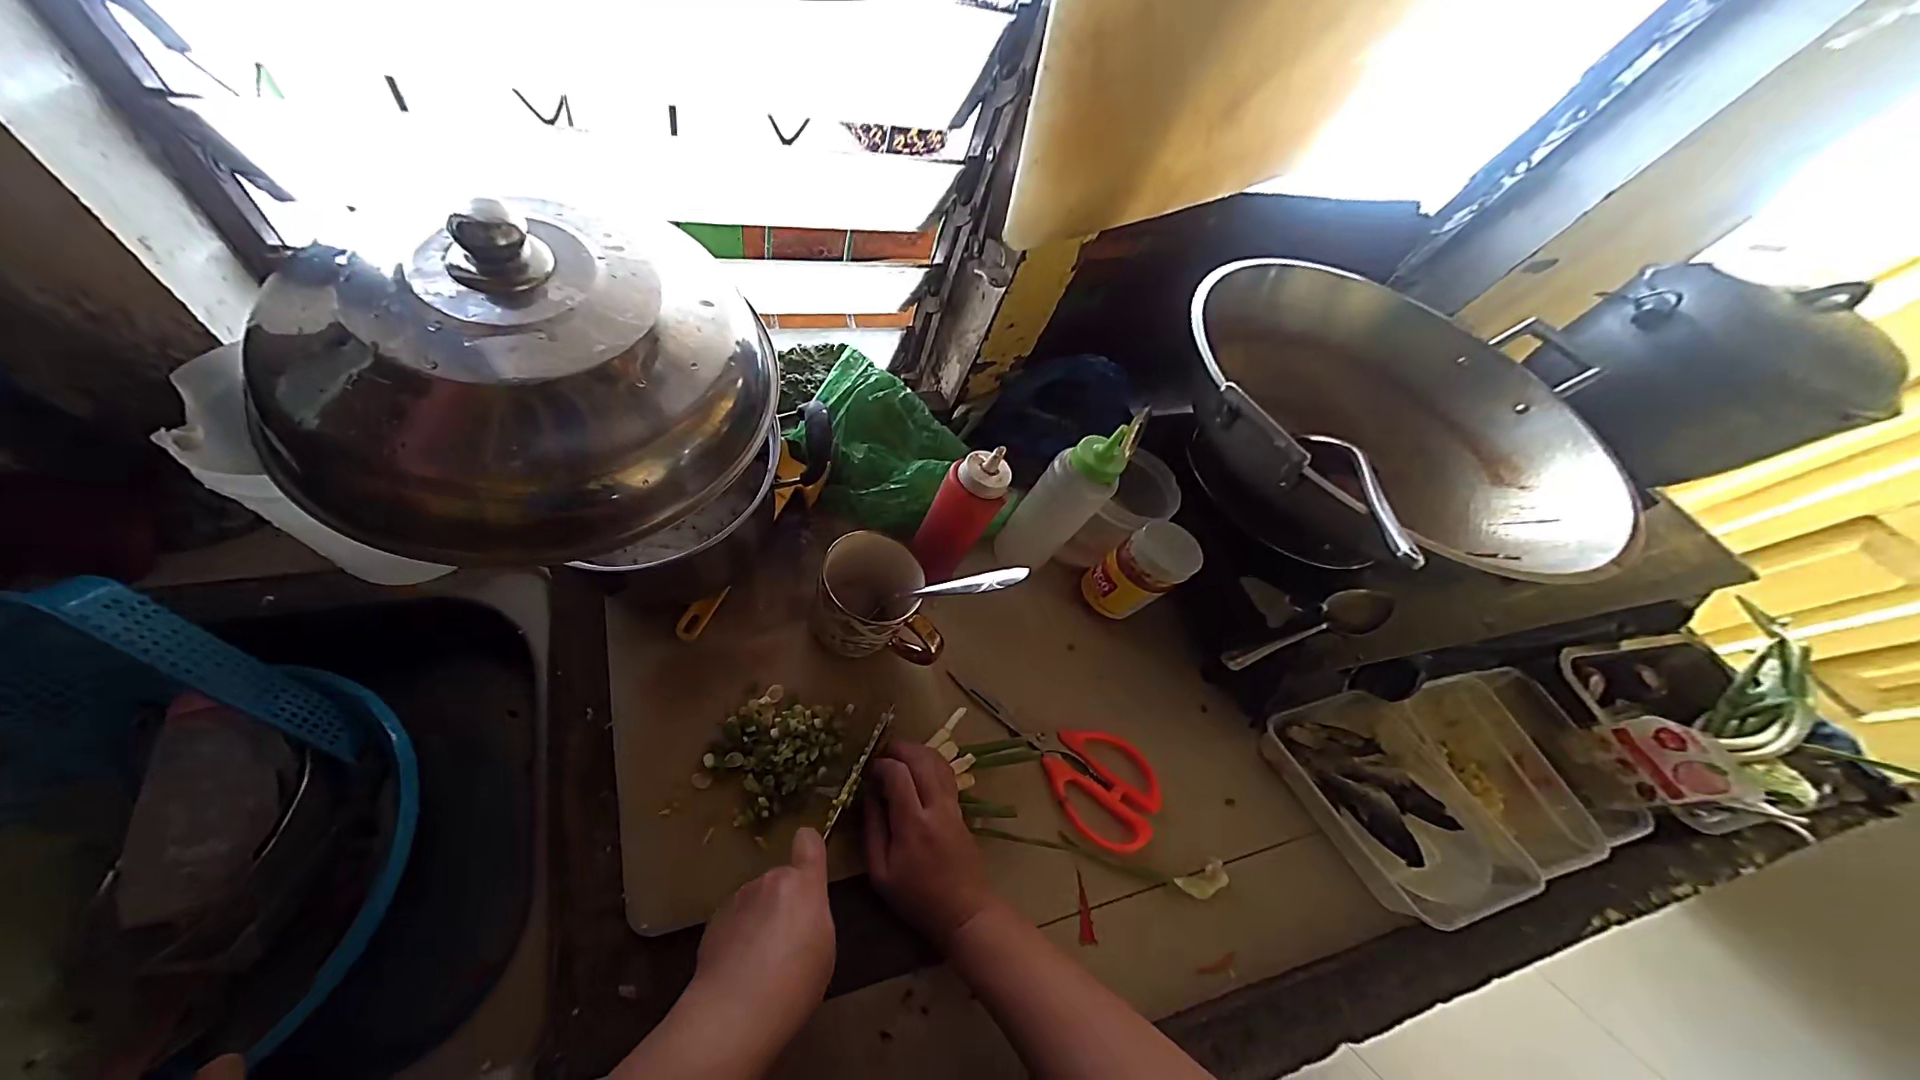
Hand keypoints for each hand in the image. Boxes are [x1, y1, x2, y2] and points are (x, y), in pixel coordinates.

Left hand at [689, 827, 835, 1040]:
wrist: (731, 1014)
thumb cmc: (793, 984)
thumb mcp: (824, 947)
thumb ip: (814, 915)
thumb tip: (799, 912)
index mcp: (803, 885)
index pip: (808, 842)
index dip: (809, 850)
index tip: (809, 867)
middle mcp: (769, 881)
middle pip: (782, 880)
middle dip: (784, 902)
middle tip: (786, 943)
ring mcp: (738, 899)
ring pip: (757, 900)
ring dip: (759, 919)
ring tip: (758, 962)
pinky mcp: (713, 921)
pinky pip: (735, 920)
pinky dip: (738, 935)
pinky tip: (737, 969)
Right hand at [863, 741, 1003, 946]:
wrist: (964, 910)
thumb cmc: (916, 897)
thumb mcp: (880, 872)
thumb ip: (872, 829)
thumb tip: (868, 795)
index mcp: (913, 823)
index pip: (898, 774)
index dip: (881, 764)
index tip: (869, 770)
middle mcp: (936, 807)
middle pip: (921, 759)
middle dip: (899, 749)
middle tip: (881, 755)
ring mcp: (953, 806)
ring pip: (938, 762)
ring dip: (917, 752)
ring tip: (897, 758)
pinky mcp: (961, 809)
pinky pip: (946, 774)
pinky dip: (930, 763)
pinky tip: (917, 770)